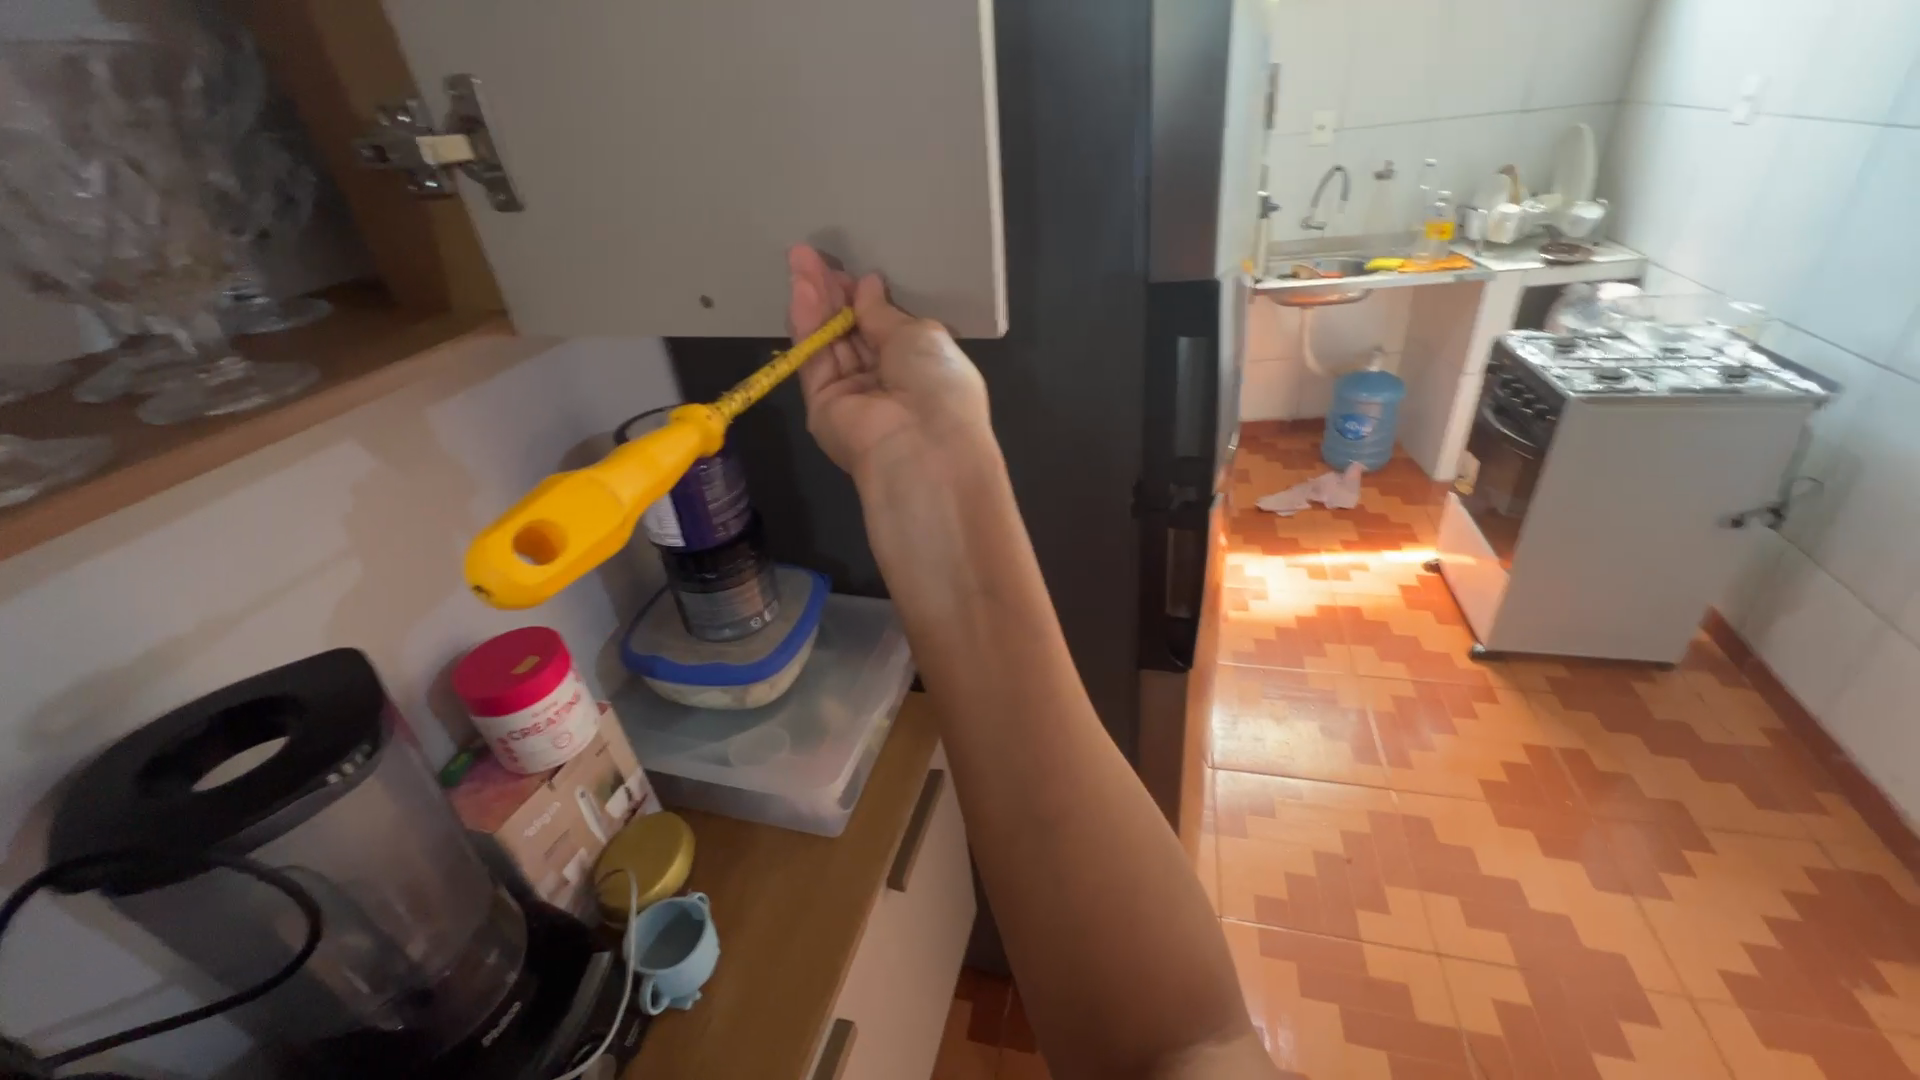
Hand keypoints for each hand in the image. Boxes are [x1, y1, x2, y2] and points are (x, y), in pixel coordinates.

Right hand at [786, 245, 993, 487]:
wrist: (920, 448)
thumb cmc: (938, 385)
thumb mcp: (921, 335)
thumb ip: (886, 313)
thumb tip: (869, 286)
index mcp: (922, 367)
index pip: (886, 327)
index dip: (867, 298)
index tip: (851, 269)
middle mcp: (887, 382)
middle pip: (853, 332)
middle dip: (834, 293)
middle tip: (811, 256)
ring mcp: (853, 395)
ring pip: (829, 342)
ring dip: (815, 301)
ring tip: (799, 260)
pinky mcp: (823, 406)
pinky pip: (813, 360)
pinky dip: (806, 325)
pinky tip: (799, 290)